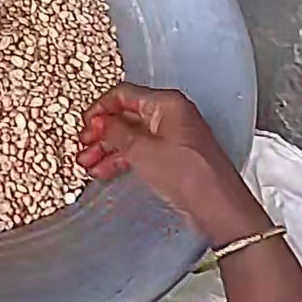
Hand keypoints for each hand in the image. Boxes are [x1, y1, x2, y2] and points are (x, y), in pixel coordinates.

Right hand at [77, 84, 269, 246]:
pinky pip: (141, 152)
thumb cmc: (190, 173)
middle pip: (127, 116)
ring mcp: (173, 137)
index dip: (100, 109)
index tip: (86, 124)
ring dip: (108, 149)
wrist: (216, 206)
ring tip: (88, 163)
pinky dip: (122, 159)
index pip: (124, 94)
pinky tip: (105, 171)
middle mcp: (171, 116)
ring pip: (132, 136)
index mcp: (166, 103)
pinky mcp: (173, 157)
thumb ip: (115, 132)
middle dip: (102, 132)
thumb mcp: (141, 149)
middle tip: (84, 145)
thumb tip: (100, 123)